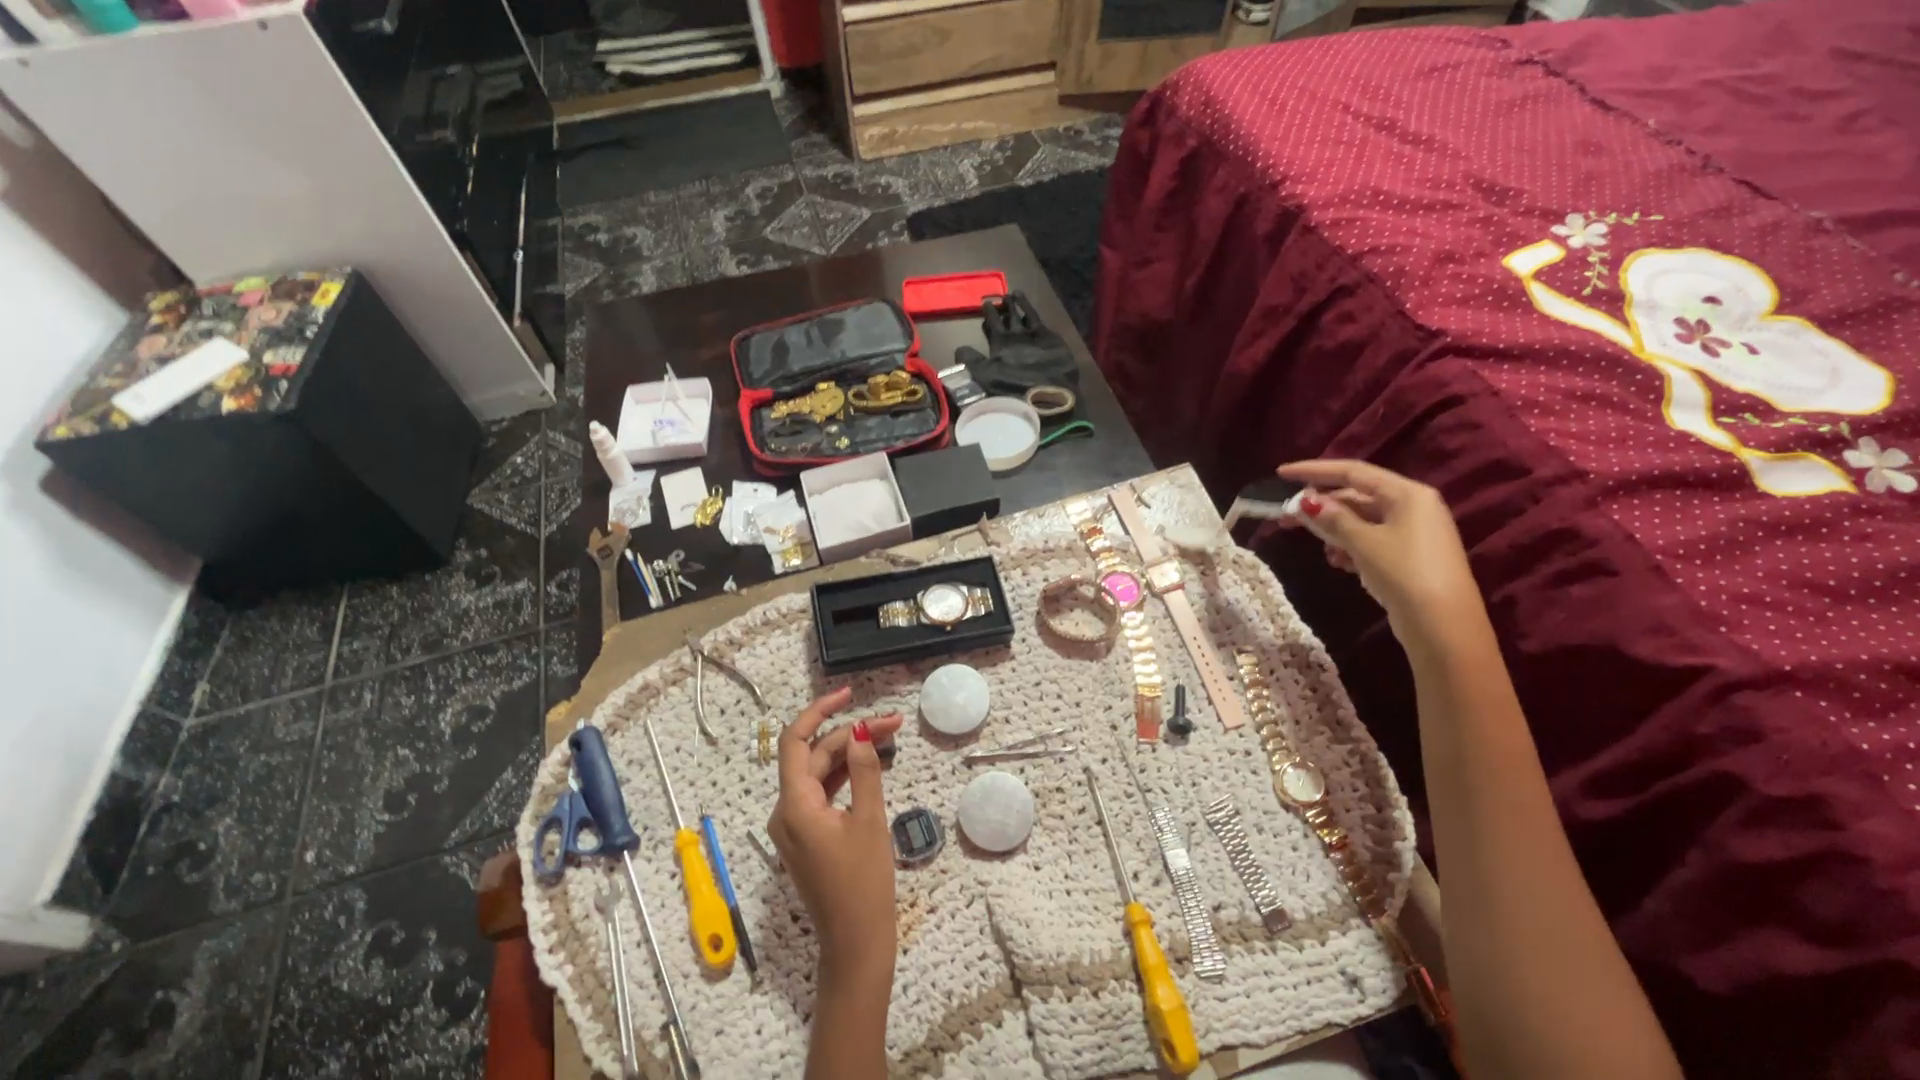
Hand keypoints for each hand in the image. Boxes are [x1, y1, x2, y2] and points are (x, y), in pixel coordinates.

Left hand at [768, 687, 903, 986]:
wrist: (854, 941)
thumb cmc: (864, 884)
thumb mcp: (870, 822)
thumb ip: (865, 772)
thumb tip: (860, 733)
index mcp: (794, 805)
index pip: (796, 741)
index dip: (819, 711)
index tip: (848, 694)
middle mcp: (785, 811)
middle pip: (812, 756)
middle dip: (849, 734)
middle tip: (892, 723)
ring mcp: (794, 826)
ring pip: (818, 775)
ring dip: (849, 754)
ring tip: (889, 737)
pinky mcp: (806, 837)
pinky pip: (820, 795)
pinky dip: (844, 777)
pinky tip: (870, 765)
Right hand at [1276, 460, 1479, 634]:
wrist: (1443, 625)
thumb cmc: (1404, 573)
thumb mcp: (1364, 543)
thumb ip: (1333, 519)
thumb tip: (1307, 501)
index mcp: (1406, 493)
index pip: (1353, 472)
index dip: (1314, 471)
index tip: (1282, 474)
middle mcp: (1412, 506)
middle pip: (1357, 496)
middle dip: (1322, 507)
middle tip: (1286, 519)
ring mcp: (1413, 532)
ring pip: (1362, 521)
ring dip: (1335, 531)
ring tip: (1320, 549)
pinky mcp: (1409, 556)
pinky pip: (1371, 541)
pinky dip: (1351, 547)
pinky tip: (1339, 563)